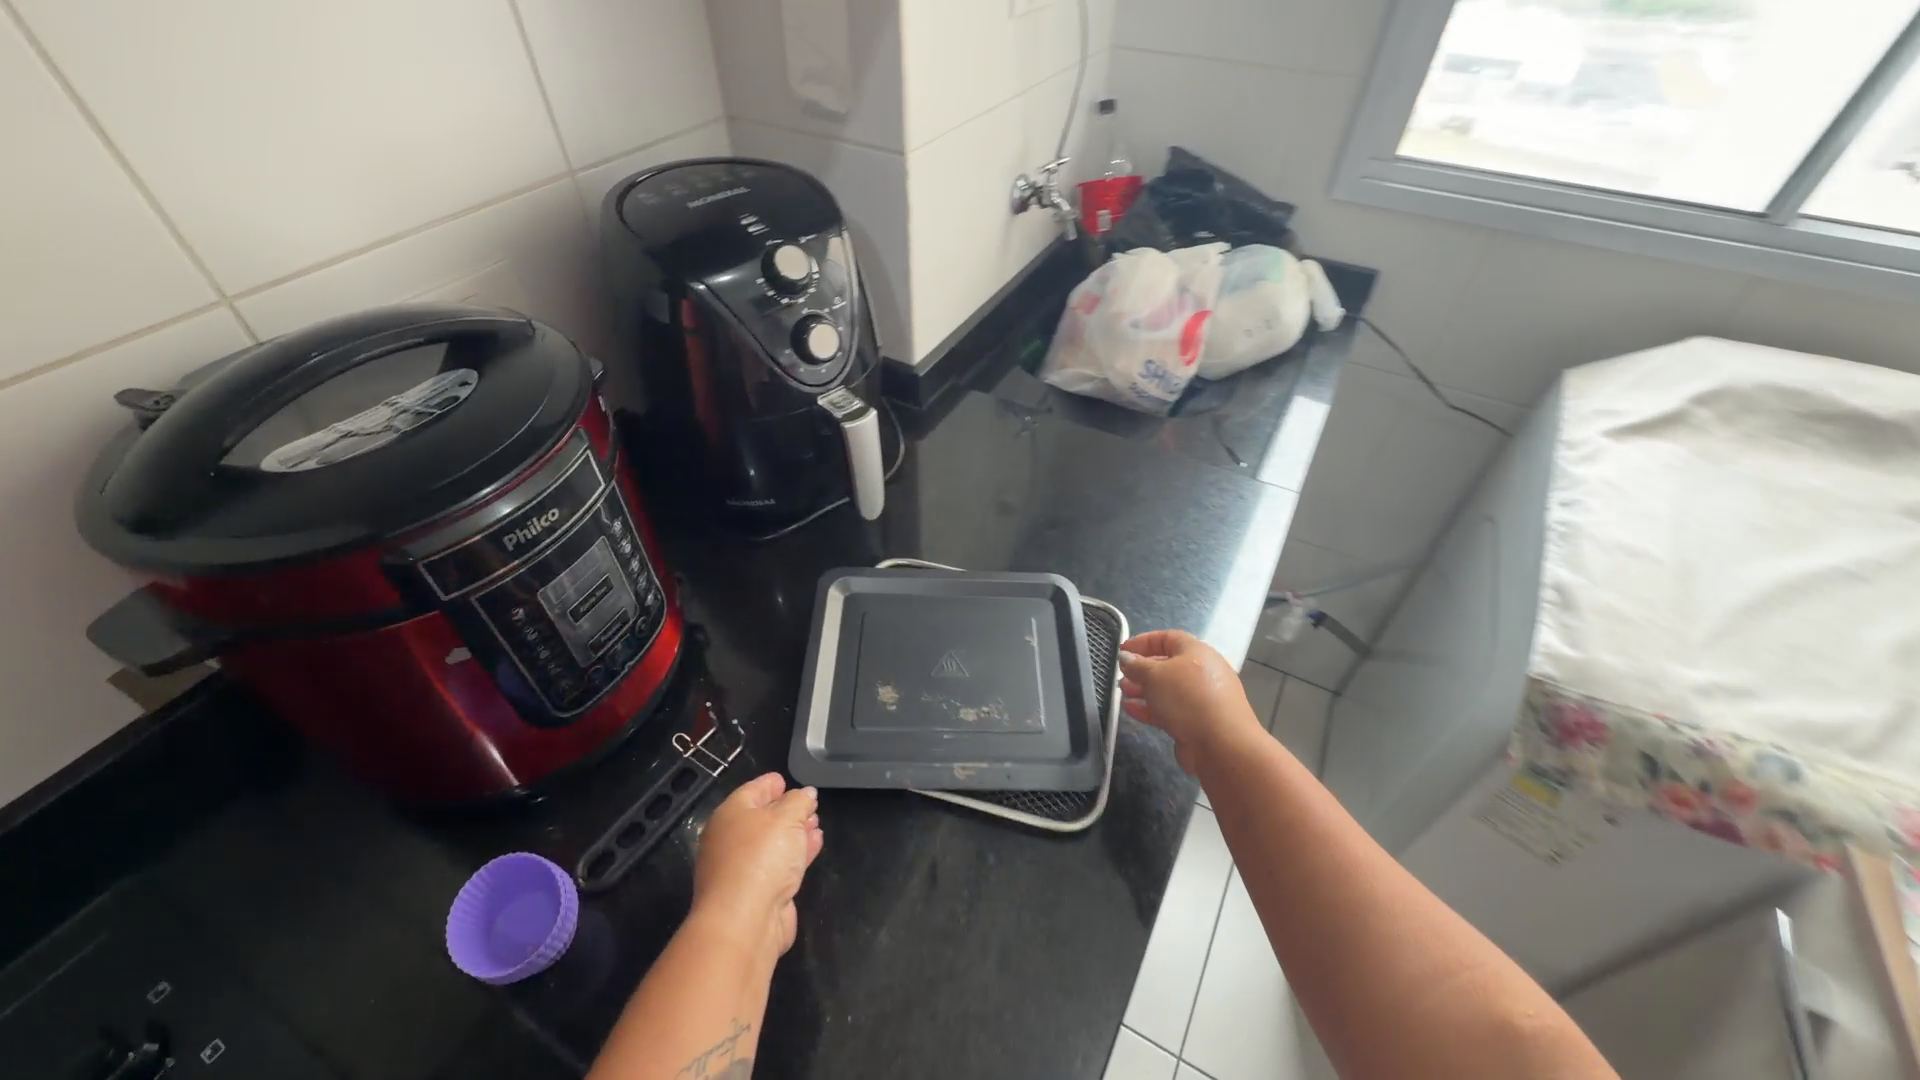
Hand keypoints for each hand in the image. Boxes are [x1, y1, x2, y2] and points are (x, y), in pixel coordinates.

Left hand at [691, 773, 824, 958]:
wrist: (745, 920)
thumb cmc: (761, 857)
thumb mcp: (786, 818)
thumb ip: (799, 802)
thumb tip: (806, 793)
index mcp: (730, 815)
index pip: (752, 791)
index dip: (770, 783)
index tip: (785, 779)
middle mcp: (731, 840)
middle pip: (761, 817)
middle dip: (787, 809)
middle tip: (810, 804)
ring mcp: (742, 868)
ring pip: (772, 842)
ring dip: (795, 832)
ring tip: (816, 823)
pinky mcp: (758, 891)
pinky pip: (779, 864)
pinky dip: (797, 853)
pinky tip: (815, 845)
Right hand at [1119, 630, 1263, 776]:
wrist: (1222, 745)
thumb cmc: (1188, 698)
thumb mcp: (1155, 675)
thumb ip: (1137, 665)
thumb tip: (1126, 657)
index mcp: (1197, 652)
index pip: (1167, 638)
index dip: (1143, 641)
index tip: (1122, 650)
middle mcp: (1202, 672)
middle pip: (1167, 664)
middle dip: (1142, 669)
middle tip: (1121, 675)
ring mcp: (1201, 698)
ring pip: (1168, 689)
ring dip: (1144, 689)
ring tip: (1123, 692)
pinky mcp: (1197, 721)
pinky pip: (1170, 709)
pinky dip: (1151, 708)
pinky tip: (1131, 710)